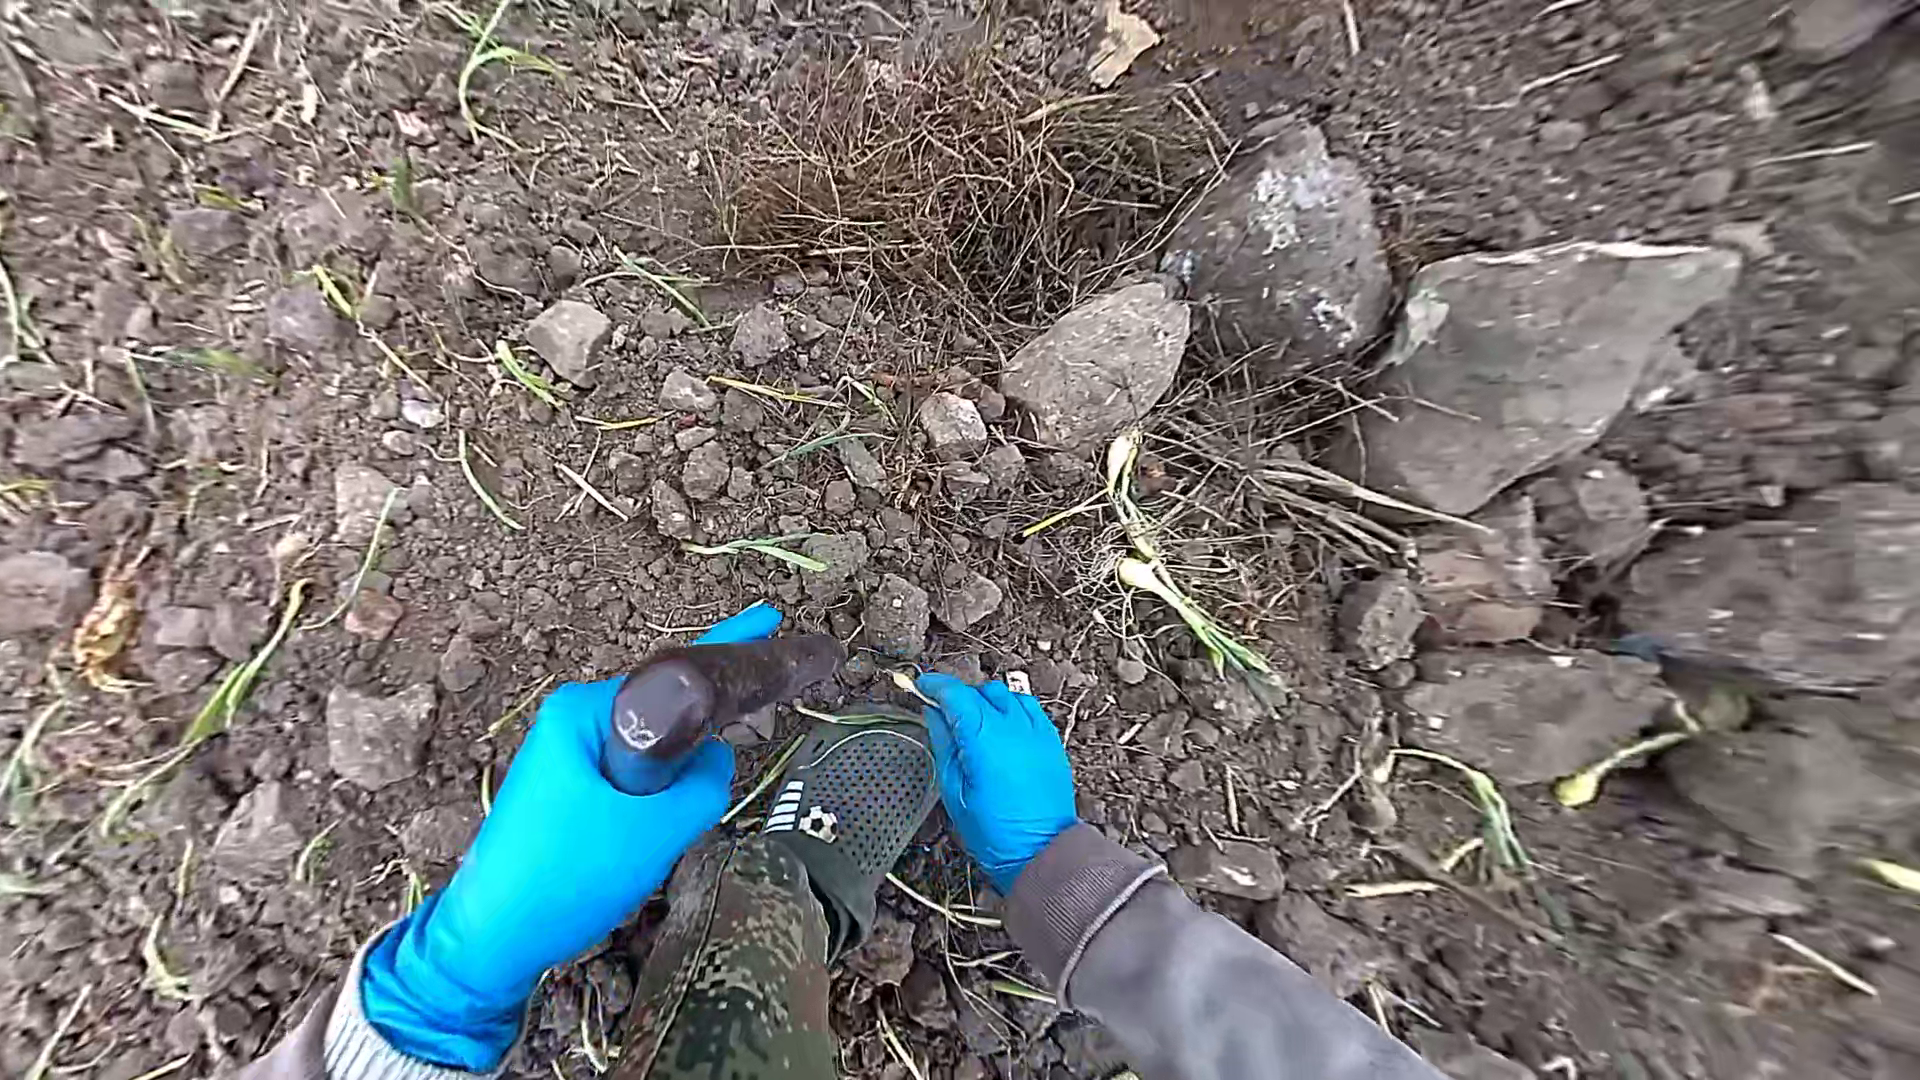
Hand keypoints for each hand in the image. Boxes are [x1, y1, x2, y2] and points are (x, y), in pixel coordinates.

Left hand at [360, 603, 780, 1068]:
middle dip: (716, 703)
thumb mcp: (660, 829)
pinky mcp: (573, 776)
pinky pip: (637, 755)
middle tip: (763, 705)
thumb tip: (717, 756)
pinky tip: (691, 779)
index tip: (770, 619)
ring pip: (655, 731)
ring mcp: (570, 746)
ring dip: (691, 744)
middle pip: (668, 697)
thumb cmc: (569, 878)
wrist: (487, 946)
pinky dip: (669, 765)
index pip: (676, 669)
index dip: (731, 646)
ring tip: (726, 756)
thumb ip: (709, 780)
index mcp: (587, 711)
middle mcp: (576, 715)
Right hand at [917, 674, 1077, 893]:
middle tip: (944, 713)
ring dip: (985, 700)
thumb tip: (932, 713)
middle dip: (959, 696)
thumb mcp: (954, 790)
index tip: (921, 686)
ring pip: (1005, 694)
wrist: (1042, 852)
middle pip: (980, 690)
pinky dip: (1011, 708)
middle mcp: (1013, 726)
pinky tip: (1002, 727)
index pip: (955, 694)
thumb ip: (943, 744)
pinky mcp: (1051, 738)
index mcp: (984, 737)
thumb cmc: (995, 831)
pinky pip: (1028, 707)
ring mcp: (1036, 729)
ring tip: (974, 722)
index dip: (934, 685)